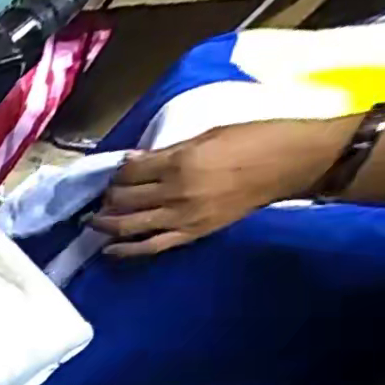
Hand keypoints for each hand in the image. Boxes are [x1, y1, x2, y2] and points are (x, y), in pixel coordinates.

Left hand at [92, 118, 353, 255]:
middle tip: (100, 199)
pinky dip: (125, 250)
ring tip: (94, 223)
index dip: (116, 174)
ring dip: (106, 225)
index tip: (111, 174)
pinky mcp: (190, 235)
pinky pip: (150, 247)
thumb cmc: (254, 138)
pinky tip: (108, 250)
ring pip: (129, 226)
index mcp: (180, 161)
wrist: (290, 164)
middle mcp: (175, 192)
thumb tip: (133, 161)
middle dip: (107, 199)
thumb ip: (167, 151)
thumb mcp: (208, 134)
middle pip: (124, 199)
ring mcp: (181, 217)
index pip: (130, 172)